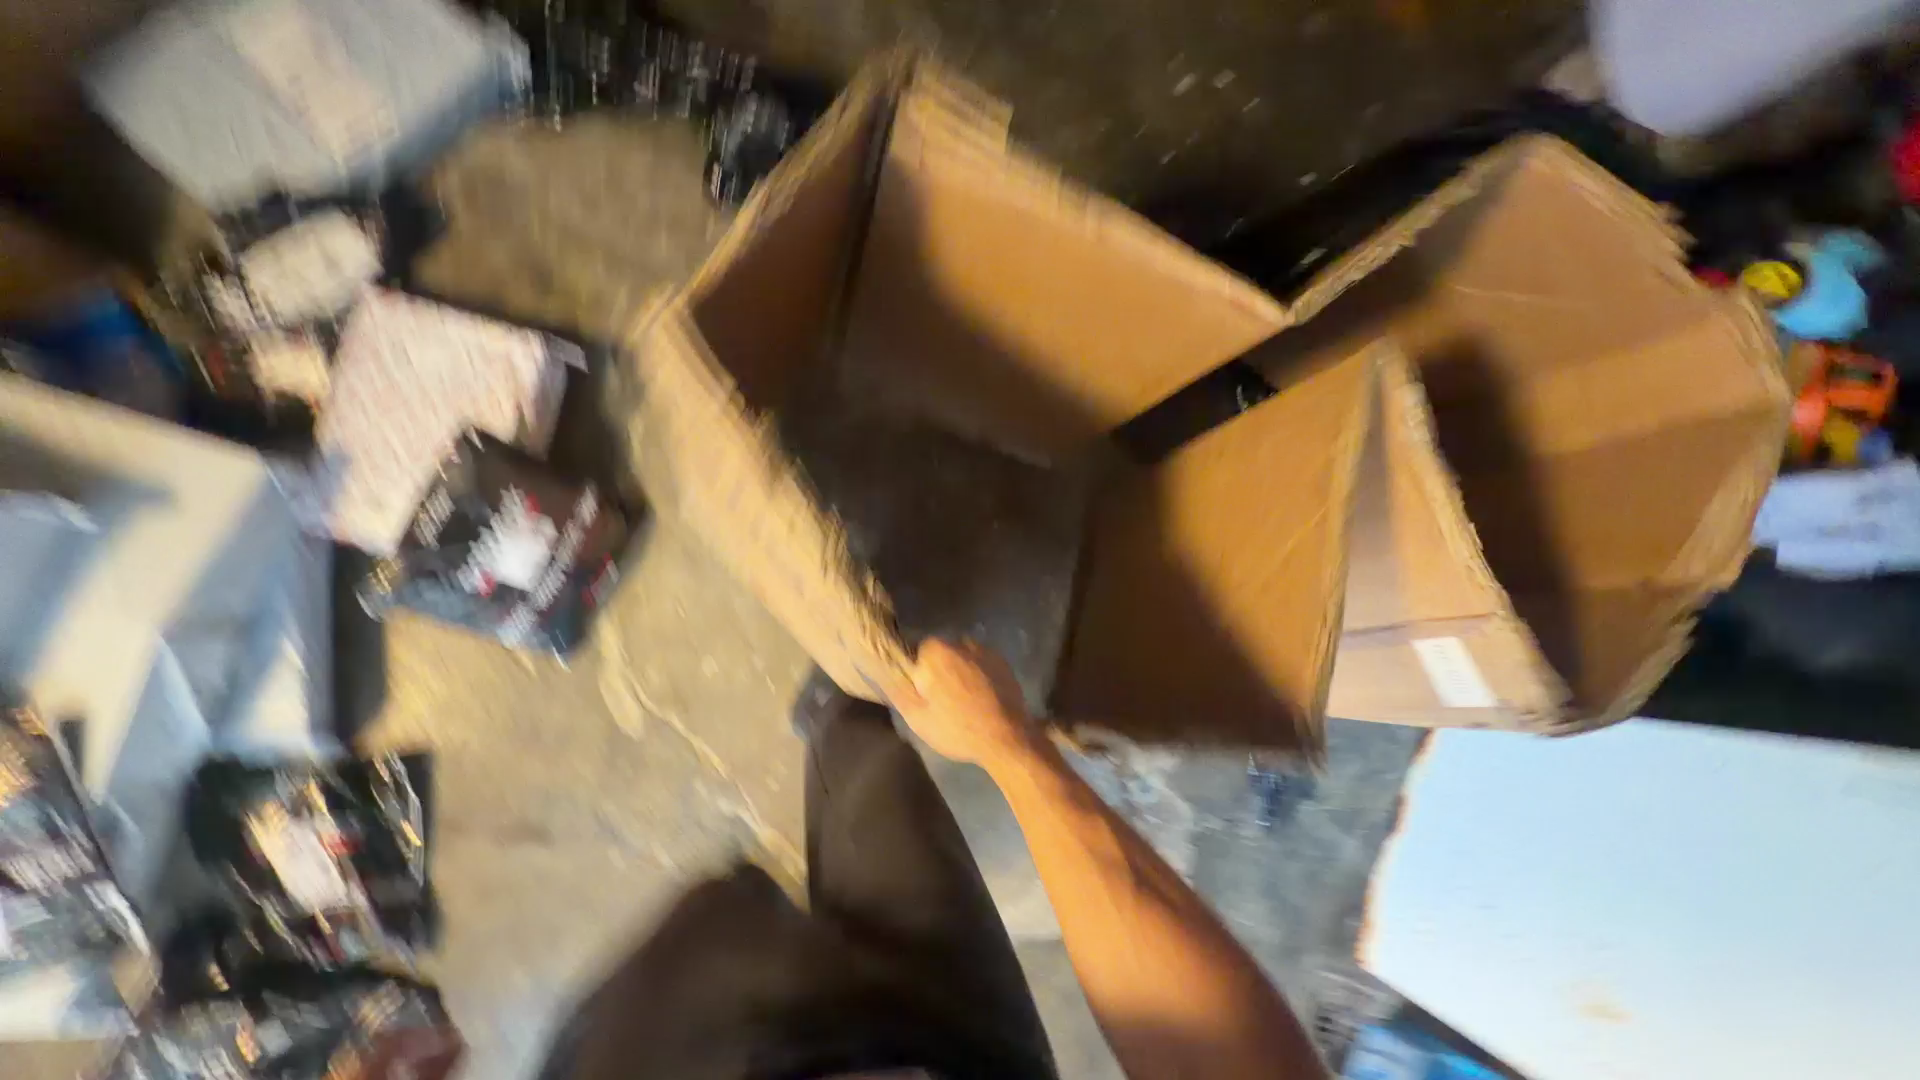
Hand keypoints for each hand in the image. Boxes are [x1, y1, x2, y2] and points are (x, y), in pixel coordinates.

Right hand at [902, 639, 1043, 766]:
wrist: (1006, 739)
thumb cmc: (956, 728)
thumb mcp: (917, 717)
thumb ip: (899, 689)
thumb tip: (888, 672)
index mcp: (936, 651)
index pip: (916, 652)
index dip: (918, 673)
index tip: (924, 694)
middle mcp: (961, 642)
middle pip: (941, 653)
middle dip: (940, 670)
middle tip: (943, 700)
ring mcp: (986, 651)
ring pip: (962, 658)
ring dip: (960, 672)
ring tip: (965, 701)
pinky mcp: (1003, 663)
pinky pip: (981, 664)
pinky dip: (979, 676)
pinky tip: (981, 699)